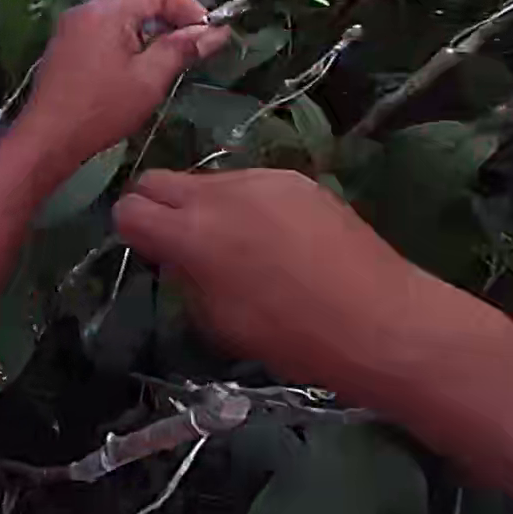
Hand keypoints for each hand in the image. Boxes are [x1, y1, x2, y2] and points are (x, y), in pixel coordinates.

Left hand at [11, 0, 228, 171]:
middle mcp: (85, 11)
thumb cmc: (102, 109)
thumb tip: (216, 31)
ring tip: (167, 59)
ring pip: (118, 18)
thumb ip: (182, 49)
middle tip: (192, 46)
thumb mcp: (149, 79)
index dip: (187, 7)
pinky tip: (135, 67)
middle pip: (135, 2)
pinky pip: (101, 32)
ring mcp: (70, 28)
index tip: (208, 31)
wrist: (48, 138)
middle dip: (168, 19)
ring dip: (147, 32)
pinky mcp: (64, 47)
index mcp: (106, 12)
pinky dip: (124, 42)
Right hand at [114, 168, 508, 403]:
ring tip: (240, 240)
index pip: (129, 208)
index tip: (149, 248)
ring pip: (204, 180)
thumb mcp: (219, 321)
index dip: (130, 228)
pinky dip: (245, 202)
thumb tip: (173, 251)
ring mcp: (256, 178)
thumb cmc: (294, 337)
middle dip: (156, 205)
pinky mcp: (290, 176)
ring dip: (204, 204)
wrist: (383, 321)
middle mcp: (217, 194)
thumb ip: (183, 276)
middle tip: (182, 239)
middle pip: (156, 179)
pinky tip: (278, 235)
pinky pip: (248, 182)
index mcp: (191, 234)